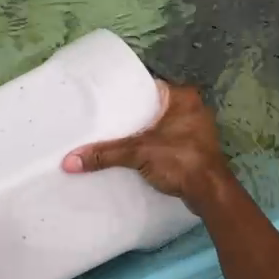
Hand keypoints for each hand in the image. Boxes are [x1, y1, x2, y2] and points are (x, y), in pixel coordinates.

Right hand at [62, 82, 236, 215]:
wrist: (210, 192)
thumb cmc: (179, 160)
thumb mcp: (139, 153)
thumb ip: (106, 154)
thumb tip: (69, 161)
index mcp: (182, 96)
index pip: (149, 86)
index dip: (128, 93)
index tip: (106, 100)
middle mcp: (193, 107)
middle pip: (154, 106)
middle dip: (134, 115)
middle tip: (107, 119)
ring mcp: (197, 128)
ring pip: (162, 124)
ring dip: (145, 131)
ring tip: (117, 136)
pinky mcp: (196, 147)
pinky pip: (169, 139)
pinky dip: (155, 145)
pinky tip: (137, 153)